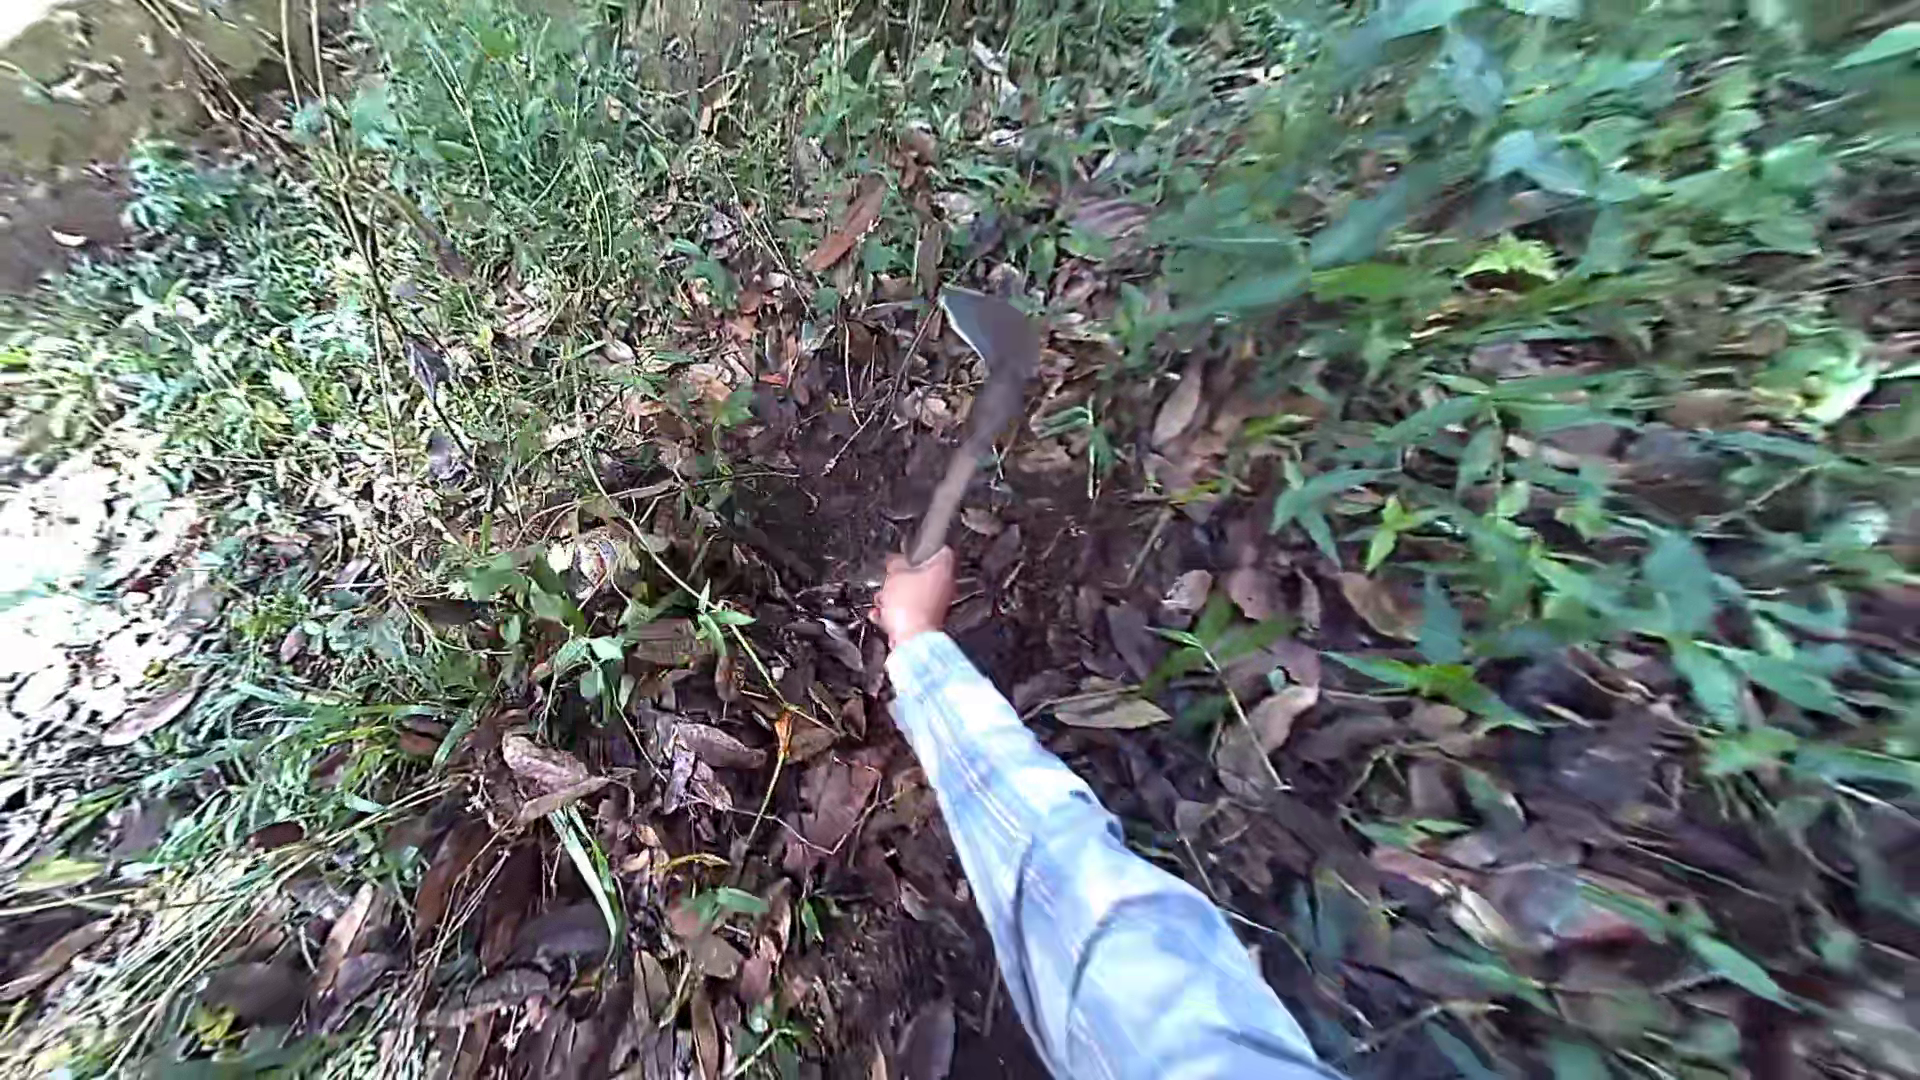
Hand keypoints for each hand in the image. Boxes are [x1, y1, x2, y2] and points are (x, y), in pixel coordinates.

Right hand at [872, 547, 955, 647]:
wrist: (912, 639)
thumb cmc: (909, 607)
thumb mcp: (895, 575)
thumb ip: (895, 563)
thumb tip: (895, 561)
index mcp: (944, 568)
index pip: (939, 548)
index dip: (921, 548)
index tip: (910, 552)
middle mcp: (946, 585)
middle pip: (923, 573)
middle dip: (902, 576)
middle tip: (891, 578)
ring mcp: (939, 603)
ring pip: (915, 592)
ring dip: (896, 595)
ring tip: (883, 600)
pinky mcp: (929, 619)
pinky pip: (912, 609)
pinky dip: (897, 610)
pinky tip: (883, 614)